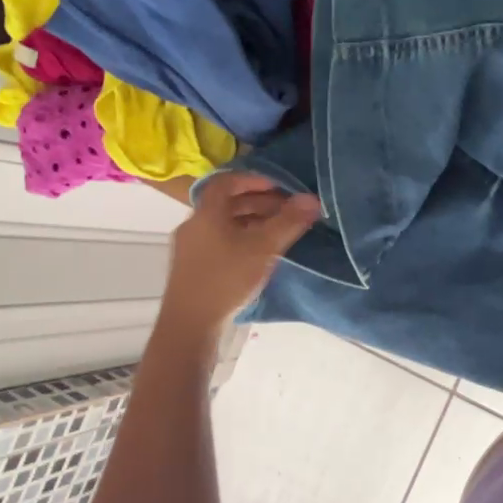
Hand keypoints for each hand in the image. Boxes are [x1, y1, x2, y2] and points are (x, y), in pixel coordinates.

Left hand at [158, 171, 320, 333]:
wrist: (190, 323)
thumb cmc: (226, 279)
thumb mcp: (264, 248)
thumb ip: (289, 222)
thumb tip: (312, 199)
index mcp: (207, 213)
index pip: (227, 182)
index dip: (254, 179)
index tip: (279, 188)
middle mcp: (194, 224)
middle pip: (227, 202)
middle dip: (259, 202)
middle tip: (286, 211)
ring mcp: (190, 246)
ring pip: (223, 223)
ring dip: (251, 221)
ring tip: (277, 231)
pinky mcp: (191, 266)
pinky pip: (218, 240)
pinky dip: (240, 237)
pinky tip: (258, 253)